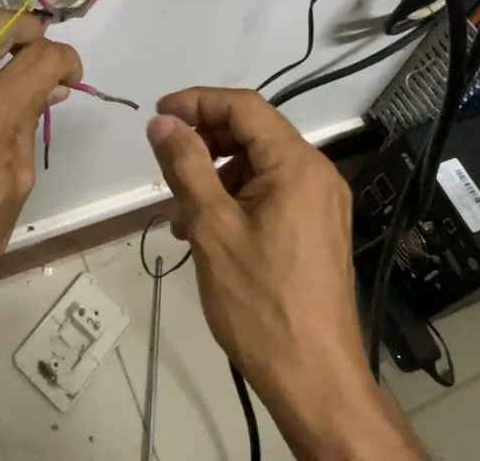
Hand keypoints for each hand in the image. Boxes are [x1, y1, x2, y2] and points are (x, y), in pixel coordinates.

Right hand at [147, 88, 425, 459]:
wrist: (316, 379)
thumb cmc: (261, 301)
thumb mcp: (212, 227)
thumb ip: (186, 166)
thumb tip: (163, 122)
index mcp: (297, 164)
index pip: (244, 106)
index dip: (197, 101)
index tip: (158, 115)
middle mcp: (316, 174)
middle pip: (254, 132)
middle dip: (205, 141)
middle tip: (165, 163)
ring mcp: (321, 203)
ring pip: (259, 165)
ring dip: (216, 174)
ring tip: (182, 213)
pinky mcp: (317, 229)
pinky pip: (272, 193)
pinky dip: (235, 198)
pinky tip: (207, 232)